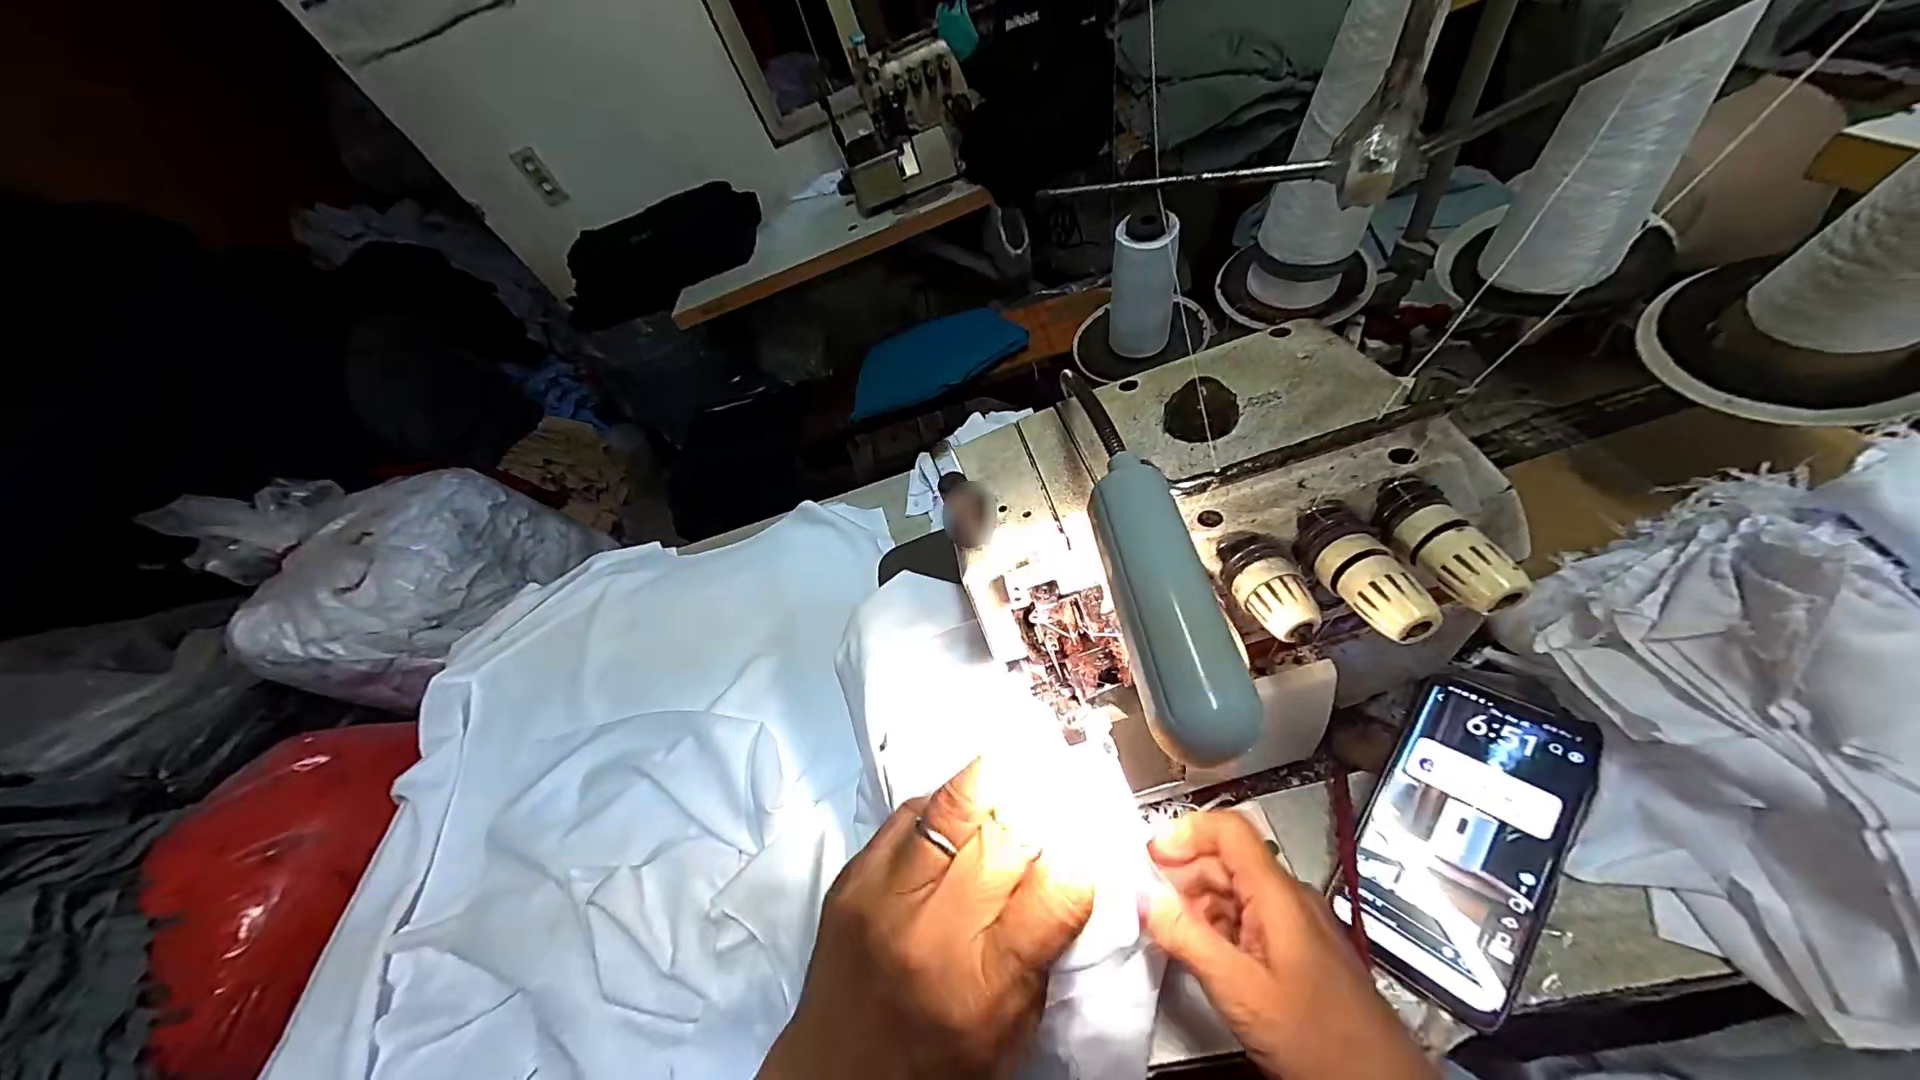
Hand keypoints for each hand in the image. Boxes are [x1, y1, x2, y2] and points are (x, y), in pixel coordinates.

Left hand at [759, 759, 1095, 1079]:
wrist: (838, 1073)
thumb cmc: (936, 1061)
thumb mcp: (1009, 1027)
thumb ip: (1040, 950)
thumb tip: (1066, 872)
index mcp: (980, 984)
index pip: (1051, 896)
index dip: (1075, 865)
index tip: (1080, 854)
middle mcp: (928, 932)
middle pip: (1000, 842)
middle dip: (1031, 821)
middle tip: (1045, 809)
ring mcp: (882, 896)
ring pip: (948, 809)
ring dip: (985, 790)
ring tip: (1006, 777)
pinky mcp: (851, 875)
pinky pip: (907, 813)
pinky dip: (938, 805)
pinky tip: (956, 809)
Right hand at [1142, 811, 1435, 1079]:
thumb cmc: (1325, 1045)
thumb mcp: (1242, 991)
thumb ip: (1189, 940)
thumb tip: (1147, 901)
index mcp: (1279, 895)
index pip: (1229, 830)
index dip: (1186, 833)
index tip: (1153, 855)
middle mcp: (1290, 899)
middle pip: (1226, 860)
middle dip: (1182, 873)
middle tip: (1150, 898)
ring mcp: (1296, 924)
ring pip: (1234, 890)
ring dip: (1196, 902)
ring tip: (1171, 930)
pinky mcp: (1297, 950)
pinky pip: (1247, 918)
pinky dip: (1216, 925)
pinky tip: (1202, 952)